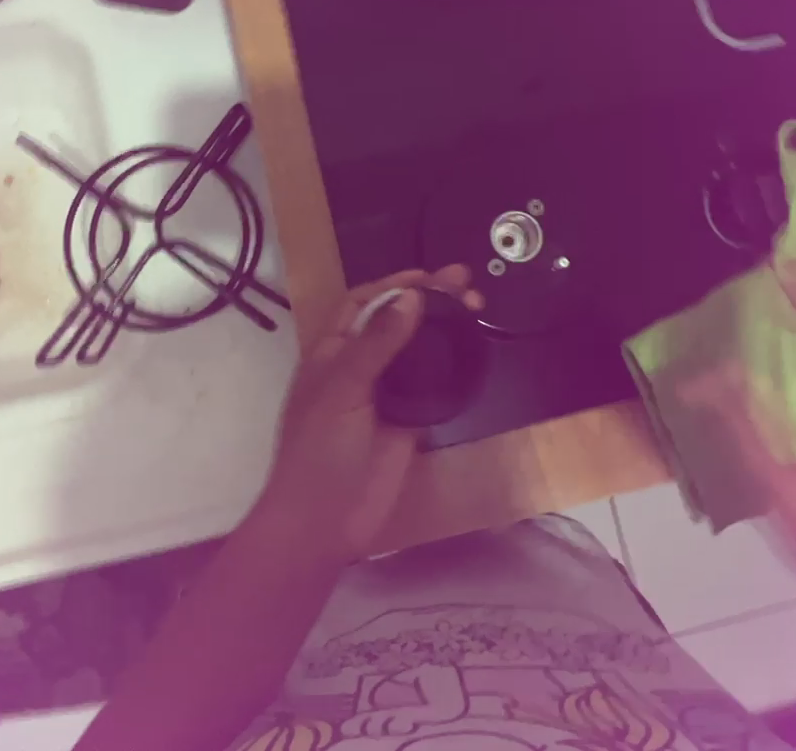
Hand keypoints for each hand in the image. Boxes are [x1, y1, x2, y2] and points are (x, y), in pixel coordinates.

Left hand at [250, 265, 482, 563]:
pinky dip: (451, 366)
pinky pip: (432, 386)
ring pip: (418, 351)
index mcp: (332, 352)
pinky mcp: (408, 421)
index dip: (393, 284)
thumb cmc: (321, 448)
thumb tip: (412, 297)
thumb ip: (377, 342)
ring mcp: (385, 395)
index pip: (363, 303)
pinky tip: (473, 349)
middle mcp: (359, 367)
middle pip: (395, 322)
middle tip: (465, 283)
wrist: (324, 521)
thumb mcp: (344, 388)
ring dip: (443, 329)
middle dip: (427, 300)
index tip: (429, 274)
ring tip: (475, 306)